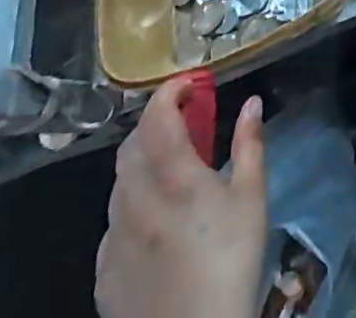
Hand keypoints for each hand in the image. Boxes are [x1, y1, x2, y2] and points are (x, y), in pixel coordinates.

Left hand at [97, 82, 266, 317]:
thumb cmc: (232, 259)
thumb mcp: (253, 197)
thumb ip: (250, 145)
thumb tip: (252, 102)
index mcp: (173, 177)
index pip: (158, 117)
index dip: (169, 91)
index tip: (190, 84)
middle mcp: (134, 199)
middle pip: (131, 145)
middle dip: (154, 122)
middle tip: (184, 122)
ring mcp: (113, 237)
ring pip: (118, 183)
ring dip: (141, 161)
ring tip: (172, 168)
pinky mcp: (103, 271)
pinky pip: (112, 222)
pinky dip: (132, 203)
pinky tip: (156, 220)